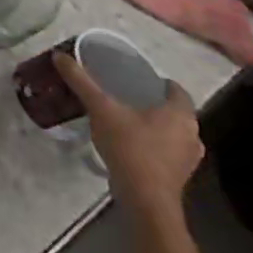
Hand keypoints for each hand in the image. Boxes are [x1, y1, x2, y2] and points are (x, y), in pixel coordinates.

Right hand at [54, 52, 202, 221]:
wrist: (145, 196)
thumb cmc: (129, 146)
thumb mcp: (100, 108)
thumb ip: (81, 81)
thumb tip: (60, 55)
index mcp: (180, 115)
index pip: (177, 91)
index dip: (159, 82)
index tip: (136, 77)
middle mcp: (192, 134)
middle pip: (174, 111)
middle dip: (152, 102)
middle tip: (123, 94)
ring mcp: (189, 156)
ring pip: (172, 131)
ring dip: (153, 123)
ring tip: (124, 117)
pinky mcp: (180, 172)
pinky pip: (168, 148)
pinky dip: (152, 141)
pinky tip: (129, 141)